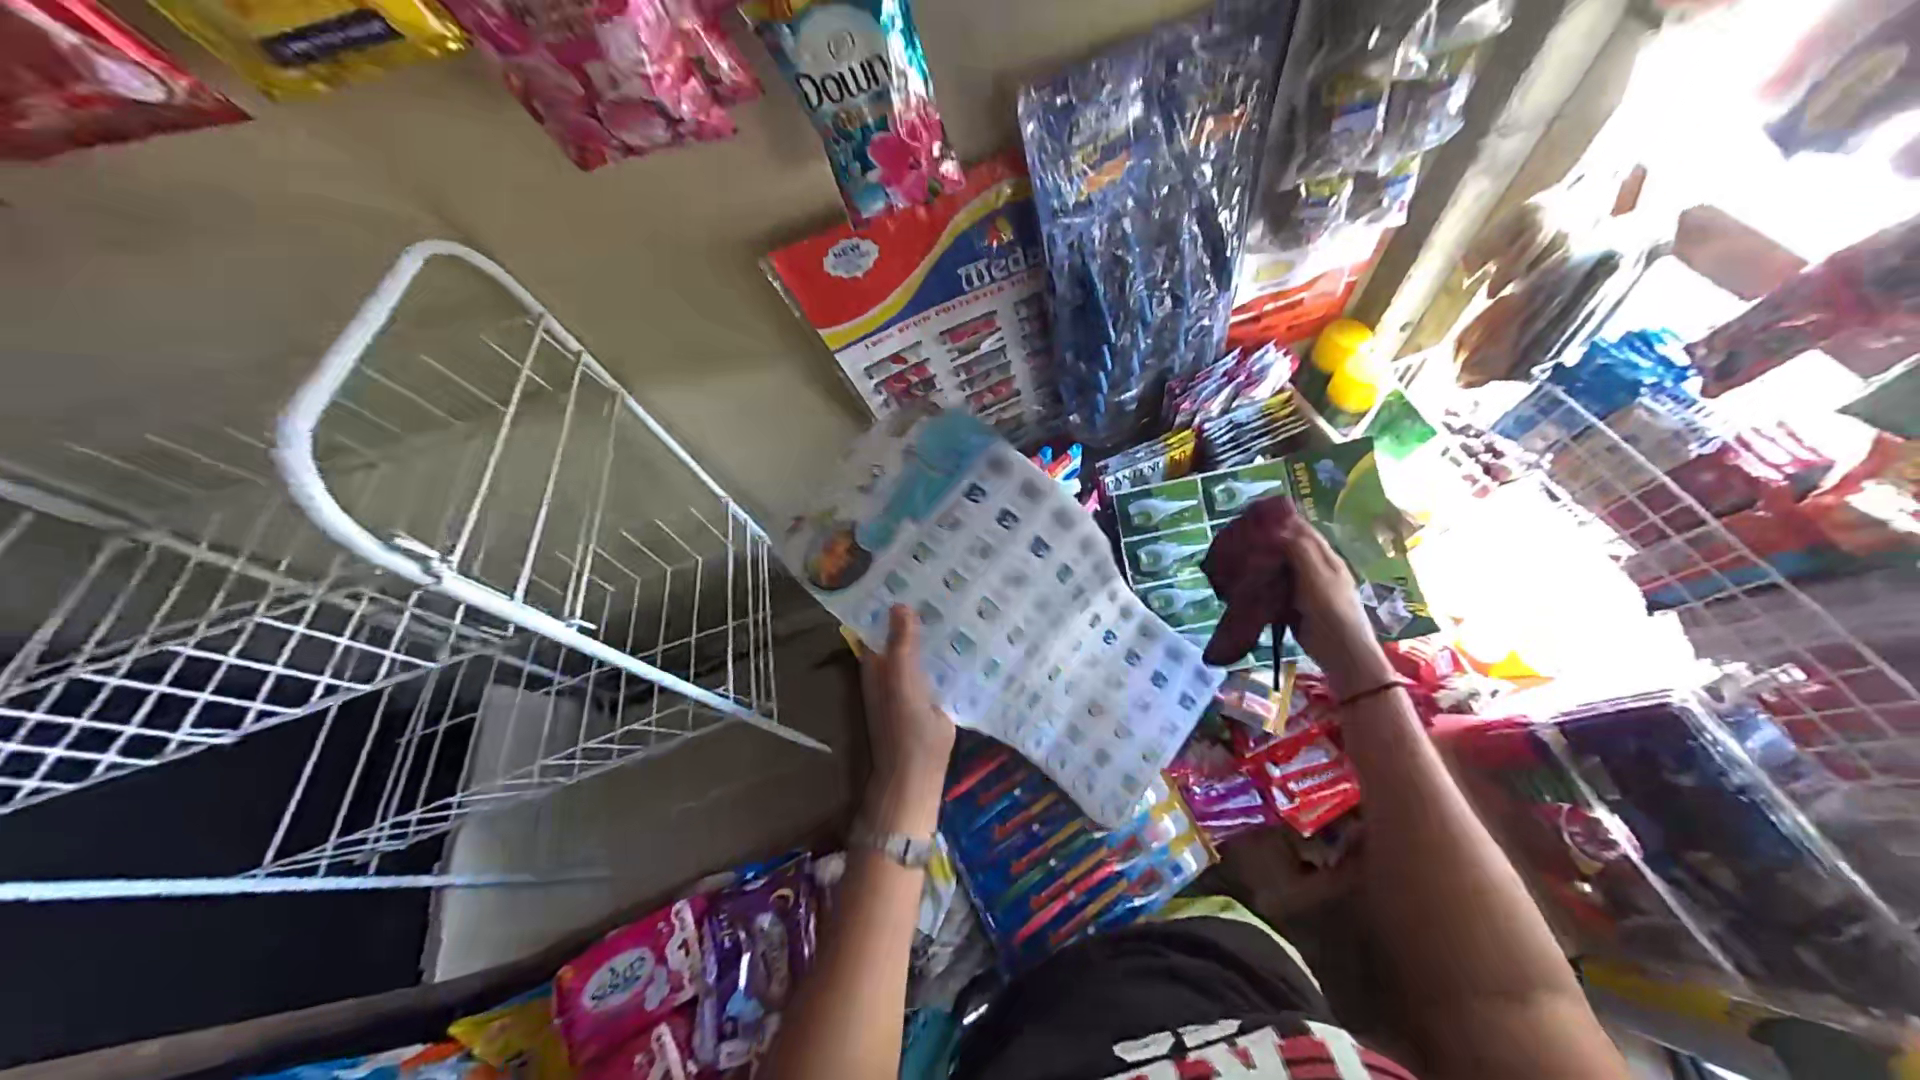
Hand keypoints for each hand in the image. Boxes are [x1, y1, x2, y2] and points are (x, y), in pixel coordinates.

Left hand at [859, 605, 955, 834]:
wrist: (917, 773)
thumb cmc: (904, 725)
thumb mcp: (902, 679)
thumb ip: (901, 643)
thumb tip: (899, 604)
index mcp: (876, 664)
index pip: (879, 624)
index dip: (891, 602)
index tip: (911, 574)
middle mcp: (890, 670)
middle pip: (902, 635)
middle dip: (918, 613)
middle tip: (946, 582)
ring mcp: (910, 684)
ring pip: (922, 650)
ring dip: (935, 632)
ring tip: (961, 602)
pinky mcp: (930, 696)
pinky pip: (936, 666)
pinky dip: (947, 652)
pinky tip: (969, 638)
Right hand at [1199, 497, 1393, 696]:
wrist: (1342, 655)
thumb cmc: (1333, 614)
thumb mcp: (1318, 578)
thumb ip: (1300, 551)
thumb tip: (1277, 526)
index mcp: (1325, 558)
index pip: (1302, 529)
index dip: (1281, 518)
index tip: (1254, 513)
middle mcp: (1316, 569)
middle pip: (1289, 546)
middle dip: (1267, 538)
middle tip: (1238, 534)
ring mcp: (1305, 588)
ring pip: (1280, 566)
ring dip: (1262, 558)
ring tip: (1236, 553)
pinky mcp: (1293, 605)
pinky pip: (1274, 585)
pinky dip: (1261, 579)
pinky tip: (1244, 579)